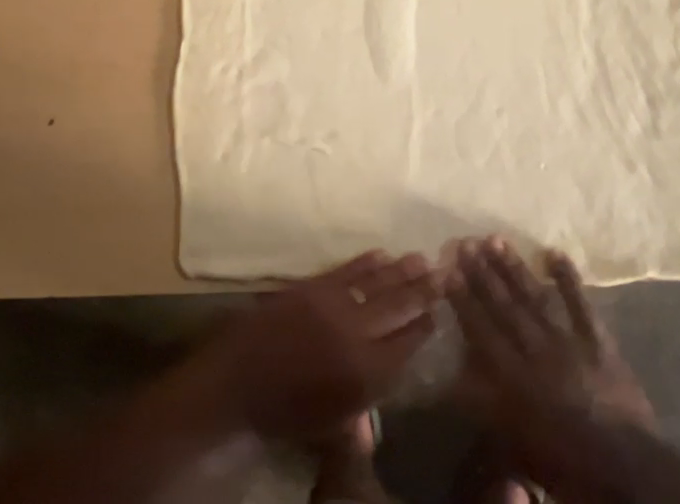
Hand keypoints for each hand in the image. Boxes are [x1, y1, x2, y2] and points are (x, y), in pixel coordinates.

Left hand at [203, 251, 440, 438]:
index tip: (439, 315)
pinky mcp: (311, 288)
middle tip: (444, 276)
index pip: (407, 345)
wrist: (235, 383)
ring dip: (403, 270)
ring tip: (423, 258)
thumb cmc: (284, 412)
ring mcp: (334, 306)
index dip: (424, 328)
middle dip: (424, 292)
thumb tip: (380, 417)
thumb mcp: (330, 424)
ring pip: (378, 284)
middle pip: (400, 308)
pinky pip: (347, 270)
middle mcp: (357, 335)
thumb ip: (363, 412)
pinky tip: (383, 254)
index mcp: (366, 373)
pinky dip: (367, 261)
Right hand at [447, 238, 656, 496]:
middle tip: (465, 243)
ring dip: (515, 269)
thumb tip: (449, 379)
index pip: (482, 330)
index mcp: (513, 378)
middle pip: (505, 307)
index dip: (463, 300)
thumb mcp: (511, 442)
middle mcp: (537, 352)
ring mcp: (570, 343)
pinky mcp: (600, 343)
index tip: (447, 271)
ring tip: (496, 240)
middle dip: (483, 274)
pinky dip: (568, 278)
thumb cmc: (562, 462)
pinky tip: (553, 253)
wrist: (624, 469)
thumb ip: (482, 405)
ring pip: (536, 299)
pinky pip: (582, 305)